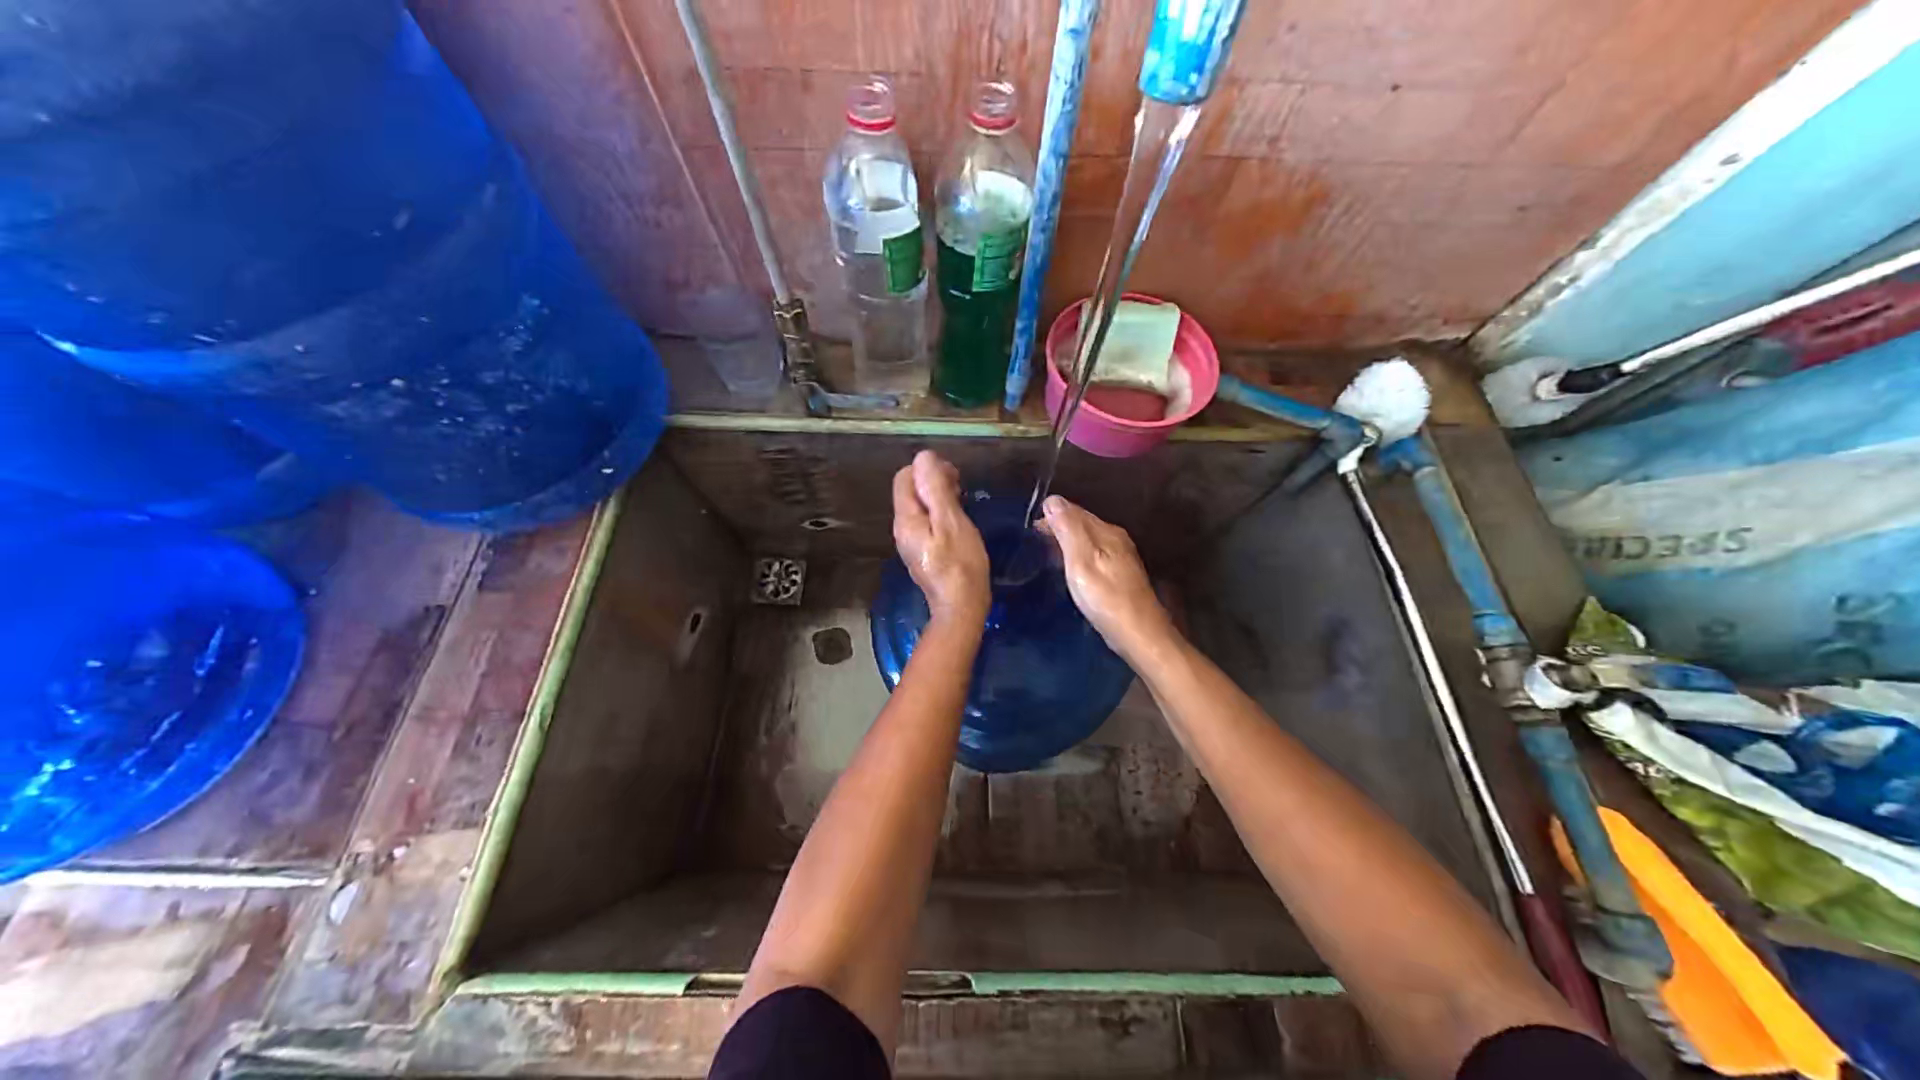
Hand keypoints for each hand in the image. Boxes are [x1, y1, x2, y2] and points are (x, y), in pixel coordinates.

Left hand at [892, 451, 989, 625]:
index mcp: (906, 519)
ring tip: (962, 501)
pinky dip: (941, 514)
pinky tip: (958, 522)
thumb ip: (936, 490)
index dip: (927, 468)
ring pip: (920, 507)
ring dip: (939, 497)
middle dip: (933, 481)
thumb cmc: (960, 565)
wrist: (961, 608)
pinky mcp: (923, 552)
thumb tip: (923, 458)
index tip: (954, 476)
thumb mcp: (952, 522)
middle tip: (961, 486)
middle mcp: (902, 529)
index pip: (904, 477)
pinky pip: (927, 523)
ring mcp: (912, 543)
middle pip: (910, 491)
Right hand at [1037, 495, 1173, 659]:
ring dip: (1067, 542)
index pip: (1075, 511)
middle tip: (1033, 542)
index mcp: (1107, 532)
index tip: (1030, 529)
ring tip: (1046, 554)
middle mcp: (1116, 539)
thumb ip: (1068, 529)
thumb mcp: (1081, 560)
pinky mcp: (1120, 576)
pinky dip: (1077, 557)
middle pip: (1083, 523)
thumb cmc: (1106, 598)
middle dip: (1059, 527)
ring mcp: (1121, 558)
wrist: (1139, 634)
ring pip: (1088, 540)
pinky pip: (1093, 556)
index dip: (1051, 515)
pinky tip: (1069, 570)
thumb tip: (1053, 500)